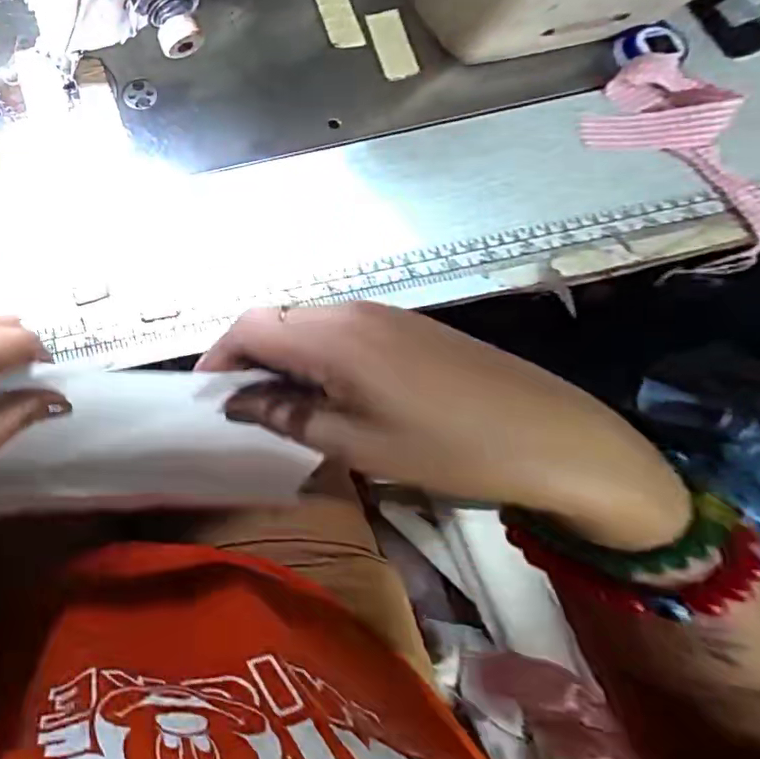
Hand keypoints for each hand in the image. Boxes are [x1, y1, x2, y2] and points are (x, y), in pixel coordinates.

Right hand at [198, 302, 689, 550]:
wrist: (554, 436)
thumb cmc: (447, 448)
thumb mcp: (356, 444)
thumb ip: (287, 416)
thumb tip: (238, 402)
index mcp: (333, 336)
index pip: (249, 326)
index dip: (218, 356)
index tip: (205, 395)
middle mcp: (350, 310)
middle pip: (275, 319)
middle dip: (246, 356)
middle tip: (239, 404)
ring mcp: (381, 312)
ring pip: (306, 323)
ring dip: (281, 355)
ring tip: (280, 403)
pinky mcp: (404, 323)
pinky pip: (339, 329)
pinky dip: (314, 354)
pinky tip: (327, 390)